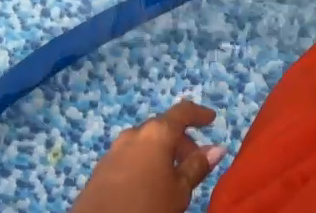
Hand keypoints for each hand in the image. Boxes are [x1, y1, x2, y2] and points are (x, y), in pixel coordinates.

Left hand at [69, 100, 225, 212]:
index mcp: (157, 133)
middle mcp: (134, 135)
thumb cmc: (146, 207)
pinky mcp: (99, 171)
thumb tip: (217, 148)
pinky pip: (128, 157)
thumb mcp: (179, 191)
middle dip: (180, 141)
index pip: (183, 112)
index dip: (199, 114)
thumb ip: (197, 166)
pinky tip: (145, 184)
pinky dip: (142, 162)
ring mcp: (113, 152)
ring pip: (144, 143)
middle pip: (163, 128)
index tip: (211, 120)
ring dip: (160, 153)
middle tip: (192, 160)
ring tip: (169, 175)